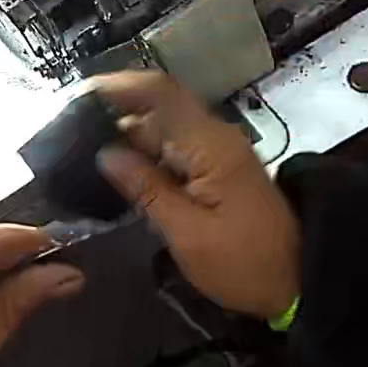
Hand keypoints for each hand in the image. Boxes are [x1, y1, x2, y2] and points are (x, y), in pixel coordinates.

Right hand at [93, 72, 299, 319]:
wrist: (299, 279)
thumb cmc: (245, 262)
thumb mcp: (189, 233)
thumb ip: (146, 189)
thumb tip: (105, 153)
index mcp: (210, 145)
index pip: (161, 93)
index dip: (119, 87)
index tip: (77, 97)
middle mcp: (214, 137)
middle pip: (158, 110)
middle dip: (115, 117)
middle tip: (68, 138)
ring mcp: (218, 152)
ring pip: (164, 131)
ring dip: (128, 139)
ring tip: (82, 156)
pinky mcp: (218, 169)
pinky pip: (176, 151)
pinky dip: (147, 157)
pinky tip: (119, 174)